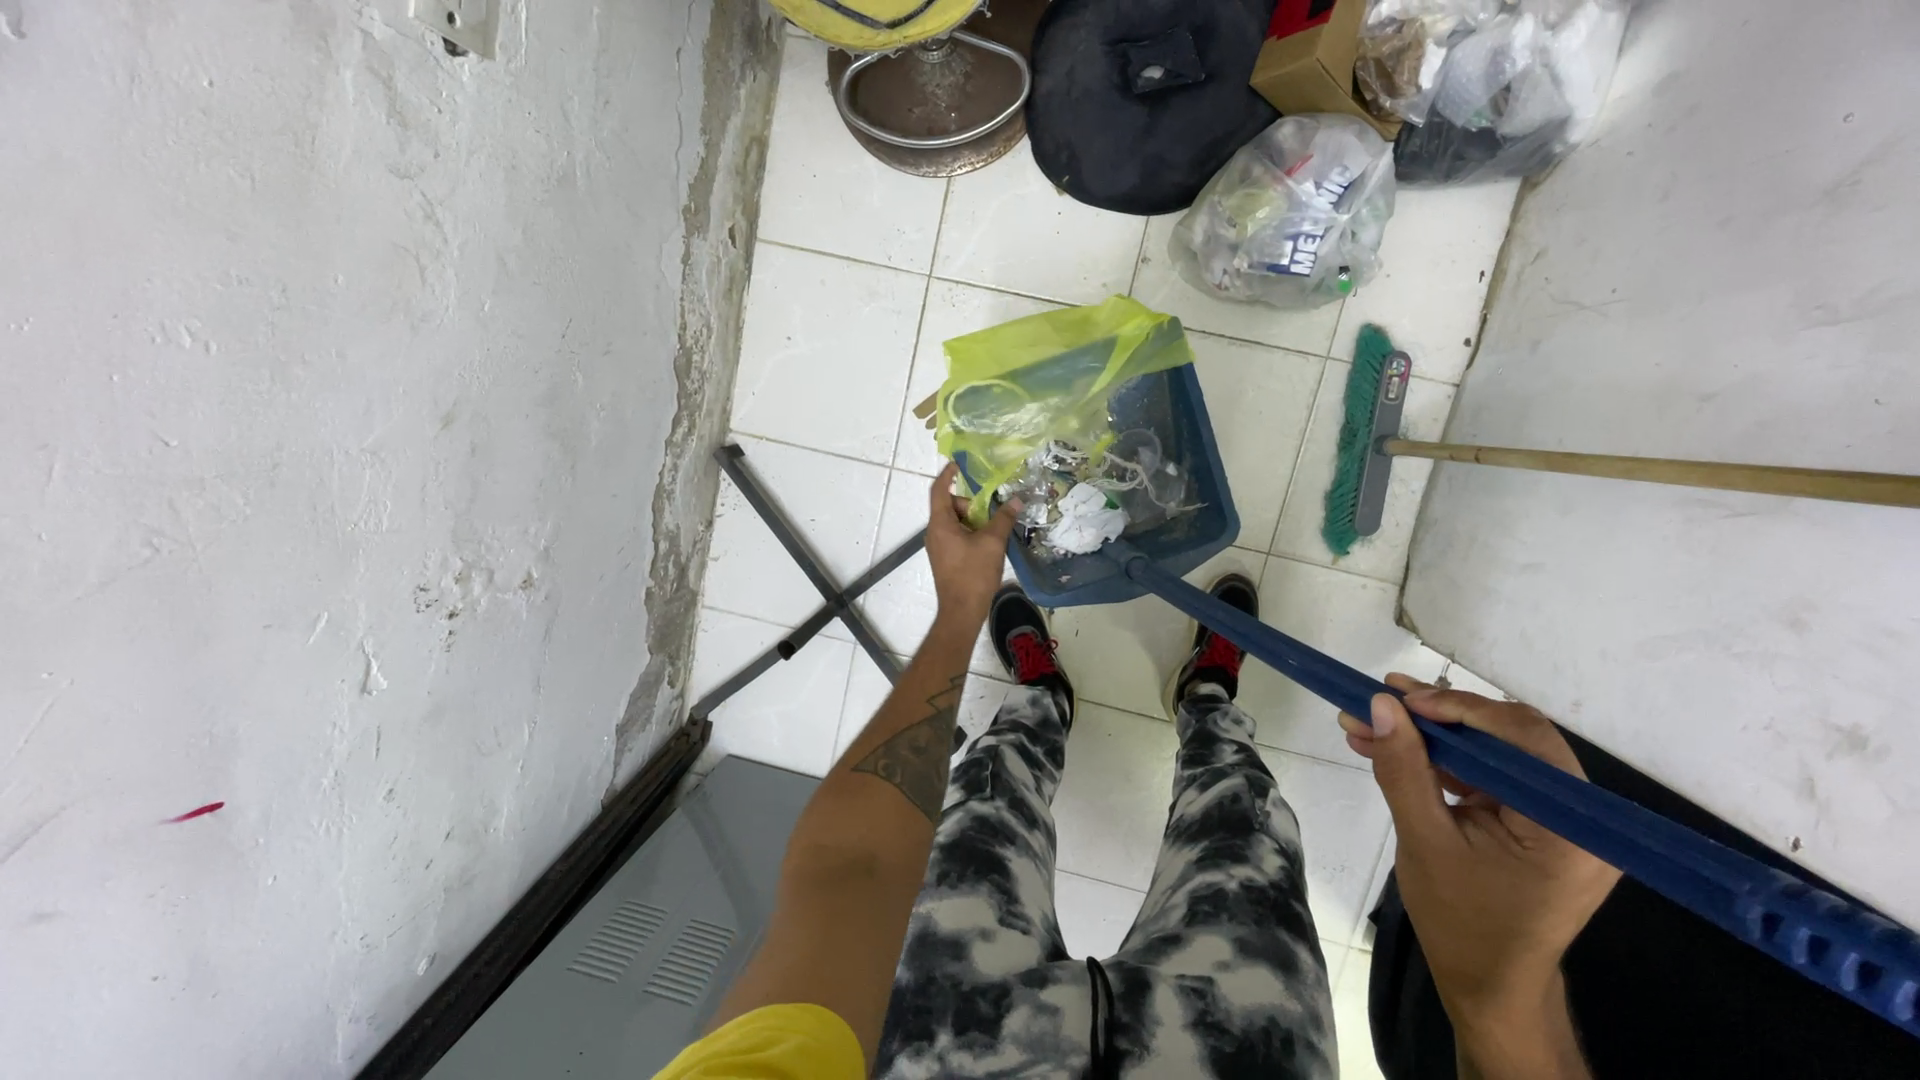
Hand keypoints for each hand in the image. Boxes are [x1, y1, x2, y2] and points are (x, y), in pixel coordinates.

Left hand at [924, 463, 1018, 628]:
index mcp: (940, 524)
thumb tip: (1016, 500)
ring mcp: (939, 547)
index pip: (939, 490)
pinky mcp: (946, 559)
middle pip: (951, 506)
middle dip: (972, 505)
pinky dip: (972, 533)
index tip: (959, 464)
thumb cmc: (973, 574)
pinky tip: (989, 545)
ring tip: (994, 531)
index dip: (948, 474)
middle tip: (991, 514)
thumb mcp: (992, 543)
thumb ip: (1003, 518)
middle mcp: (935, 533)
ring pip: (956, 522)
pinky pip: (957, 536)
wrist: (962, 611)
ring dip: (975, 521)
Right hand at [1339, 675, 1619, 1029]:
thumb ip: (1403, 768)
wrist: (1488, 985)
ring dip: (1430, 736)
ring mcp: (1561, 818)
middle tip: (1379, 696)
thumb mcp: (1422, 840)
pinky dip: (1442, 762)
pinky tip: (1393, 750)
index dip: (1459, 708)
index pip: (1523, 737)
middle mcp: (1580, 814)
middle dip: (1437, 716)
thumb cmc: (1460, 921)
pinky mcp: (1538, 824)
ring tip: (1368, 722)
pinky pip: (1490, 777)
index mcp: (1568, 824)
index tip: (1398, 697)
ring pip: (1494, 752)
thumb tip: (1381, 704)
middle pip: (1509, 737)